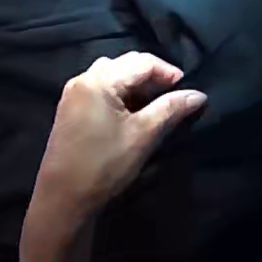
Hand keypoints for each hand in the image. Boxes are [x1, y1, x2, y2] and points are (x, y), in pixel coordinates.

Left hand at [28, 53, 206, 242]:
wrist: (63, 200)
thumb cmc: (104, 165)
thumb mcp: (143, 135)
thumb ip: (171, 109)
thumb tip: (199, 95)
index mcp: (98, 80)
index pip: (142, 61)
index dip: (169, 72)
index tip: (187, 92)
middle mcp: (83, 79)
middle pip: (127, 64)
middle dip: (154, 77)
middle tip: (173, 98)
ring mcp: (74, 94)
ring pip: (114, 75)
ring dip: (137, 85)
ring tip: (154, 106)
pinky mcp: (71, 109)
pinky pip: (101, 88)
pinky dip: (121, 94)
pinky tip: (132, 114)